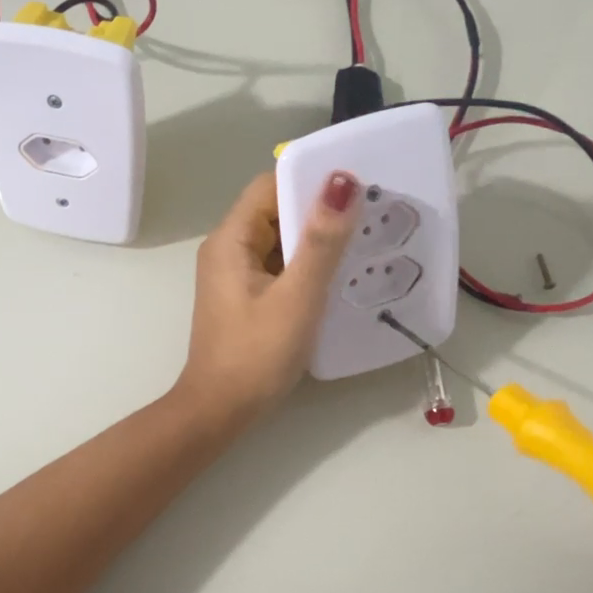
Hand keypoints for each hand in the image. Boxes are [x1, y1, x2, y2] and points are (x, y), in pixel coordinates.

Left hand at [173, 170, 361, 420]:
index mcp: (231, 240)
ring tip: (366, 239)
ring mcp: (235, 276)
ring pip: (280, 241)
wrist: (219, 411)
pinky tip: (341, 275)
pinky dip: (307, 267)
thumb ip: (321, 241)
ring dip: (317, 240)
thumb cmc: (256, 355)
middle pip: (276, 211)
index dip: (311, 180)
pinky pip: (279, 268)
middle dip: (320, 210)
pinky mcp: (246, 299)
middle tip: (372, 212)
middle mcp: (228, 250)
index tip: (358, 184)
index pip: (270, 186)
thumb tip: (342, 181)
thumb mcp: (296, 297)